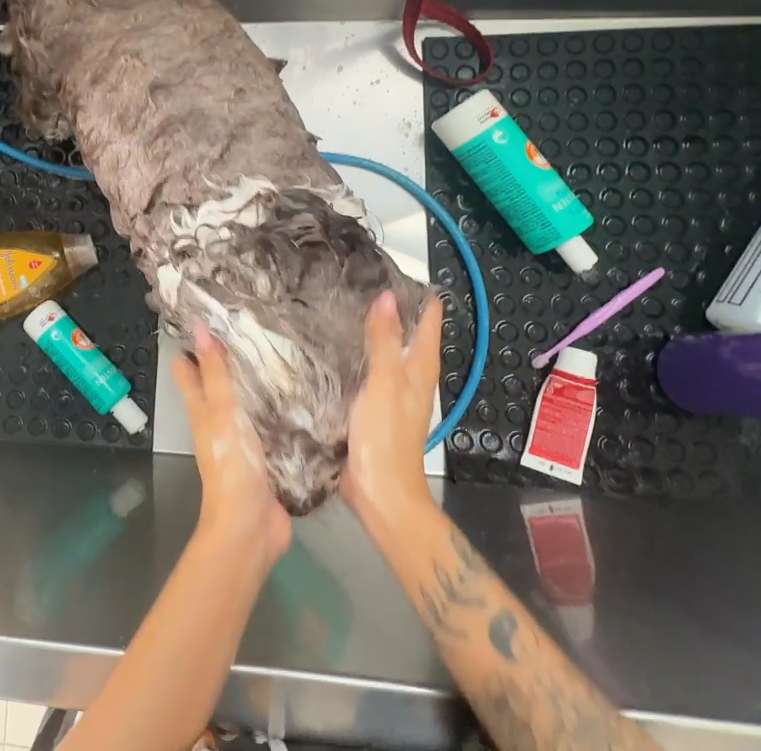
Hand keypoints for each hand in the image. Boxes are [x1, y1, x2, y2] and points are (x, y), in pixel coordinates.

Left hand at [173, 325, 291, 564]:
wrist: (250, 525)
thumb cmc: (231, 464)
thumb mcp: (222, 412)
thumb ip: (216, 374)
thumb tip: (201, 330)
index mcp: (202, 413)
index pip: (190, 373)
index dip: (191, 349)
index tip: (205, 320)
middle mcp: (218, 426)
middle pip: (216, 389)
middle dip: (224, 365)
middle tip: (248, 334)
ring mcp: (242, 445)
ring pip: (244, 409)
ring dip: (254, 391)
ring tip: (278, 363)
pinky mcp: (266, 462)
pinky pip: (270, 432)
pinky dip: (278, 417)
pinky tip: (299, 407)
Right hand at [342, 290, 444, 542]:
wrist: (379, 491)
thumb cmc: (386, 436)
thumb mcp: (384, 382)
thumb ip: (384, 340)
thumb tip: (388, 295)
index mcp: (421, 368)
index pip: (428, 320)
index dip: (417, 294)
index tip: (391, 268)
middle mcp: (410, 377)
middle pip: (407, 333)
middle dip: (391, 308)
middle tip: (359, 279)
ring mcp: (391, 393)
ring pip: (385, 352)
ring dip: (370, 331)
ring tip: (342, 305)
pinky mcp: (371, 408)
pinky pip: (365, 372)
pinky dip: (354, 356)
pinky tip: (332, 350)